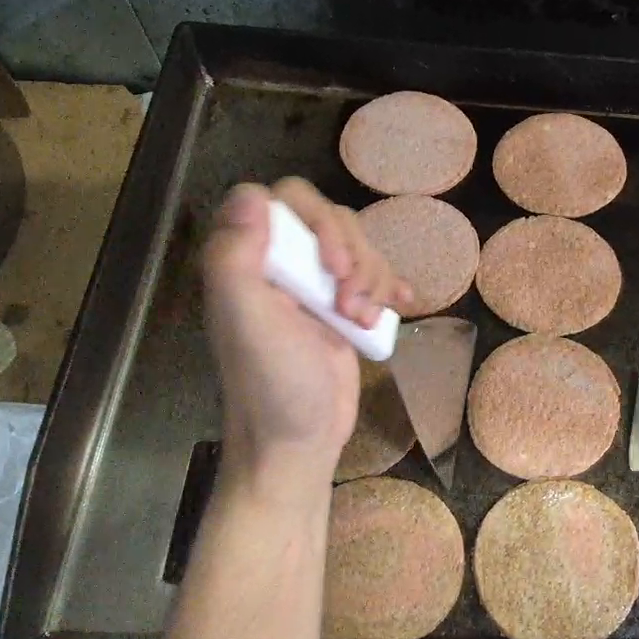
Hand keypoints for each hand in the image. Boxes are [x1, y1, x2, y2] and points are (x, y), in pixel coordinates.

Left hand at [202, 178, 410, 482]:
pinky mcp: (342, 310)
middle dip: (354, 257)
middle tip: (351, 305)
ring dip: (373, 278)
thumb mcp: (247, 319)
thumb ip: (236, 254)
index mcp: (247, 259)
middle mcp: (279, 264)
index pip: (286, 200)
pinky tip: (402, 305)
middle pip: (331, 218)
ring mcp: (313, 287)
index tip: (332, 266)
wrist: (300, 442)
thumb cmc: (272, 383)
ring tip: (364, 320)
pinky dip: (391, 288)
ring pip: (358, 246)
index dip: (317, 222)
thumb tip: (253, 196)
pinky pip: (375, 276)